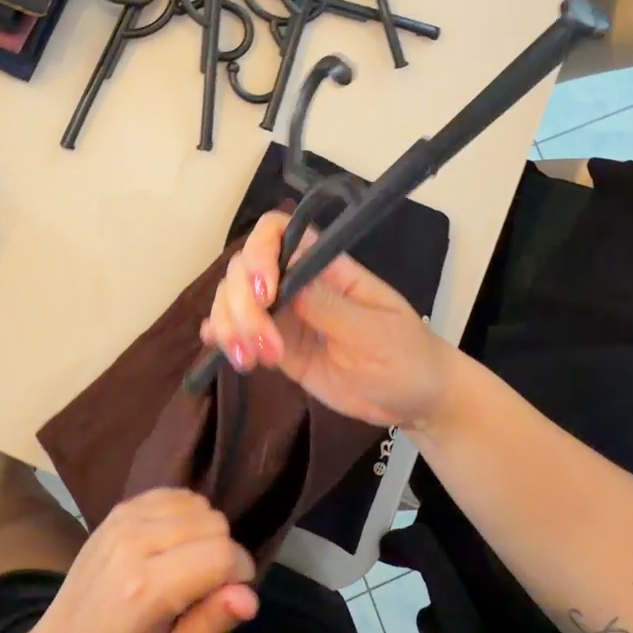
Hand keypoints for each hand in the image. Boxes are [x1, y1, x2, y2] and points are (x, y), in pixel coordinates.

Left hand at [22, 489, 258, 632]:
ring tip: (187, 568)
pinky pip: (172, 493)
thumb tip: (250, 595)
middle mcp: (133, 541)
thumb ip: (208, 625)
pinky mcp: (117, 508)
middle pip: (213, 521)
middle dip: (223, 554)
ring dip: (204, 533)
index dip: (241, 576)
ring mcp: (122, 518)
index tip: (233, 599)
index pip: (221, 554)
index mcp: (145, 588)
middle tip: (206, 590)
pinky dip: (184, 515)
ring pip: (196, 503)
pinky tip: (173, 546)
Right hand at [201, 210, 453, 429]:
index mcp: (324, 265)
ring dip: (231, 325)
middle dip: (243, 306)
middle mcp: (296, 281)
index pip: (277, 233)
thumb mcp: (374, 332)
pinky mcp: (276, 345)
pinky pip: (238, 330)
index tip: (264, 293)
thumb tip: (287, 284)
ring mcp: (284, 313)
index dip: (260, 253)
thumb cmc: (406, 355)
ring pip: (234, 299)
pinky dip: (220, 334)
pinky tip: (218, 347)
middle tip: (265, 349)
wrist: (414, 399)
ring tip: (249, 362)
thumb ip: (329, 308)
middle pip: (245, 269)